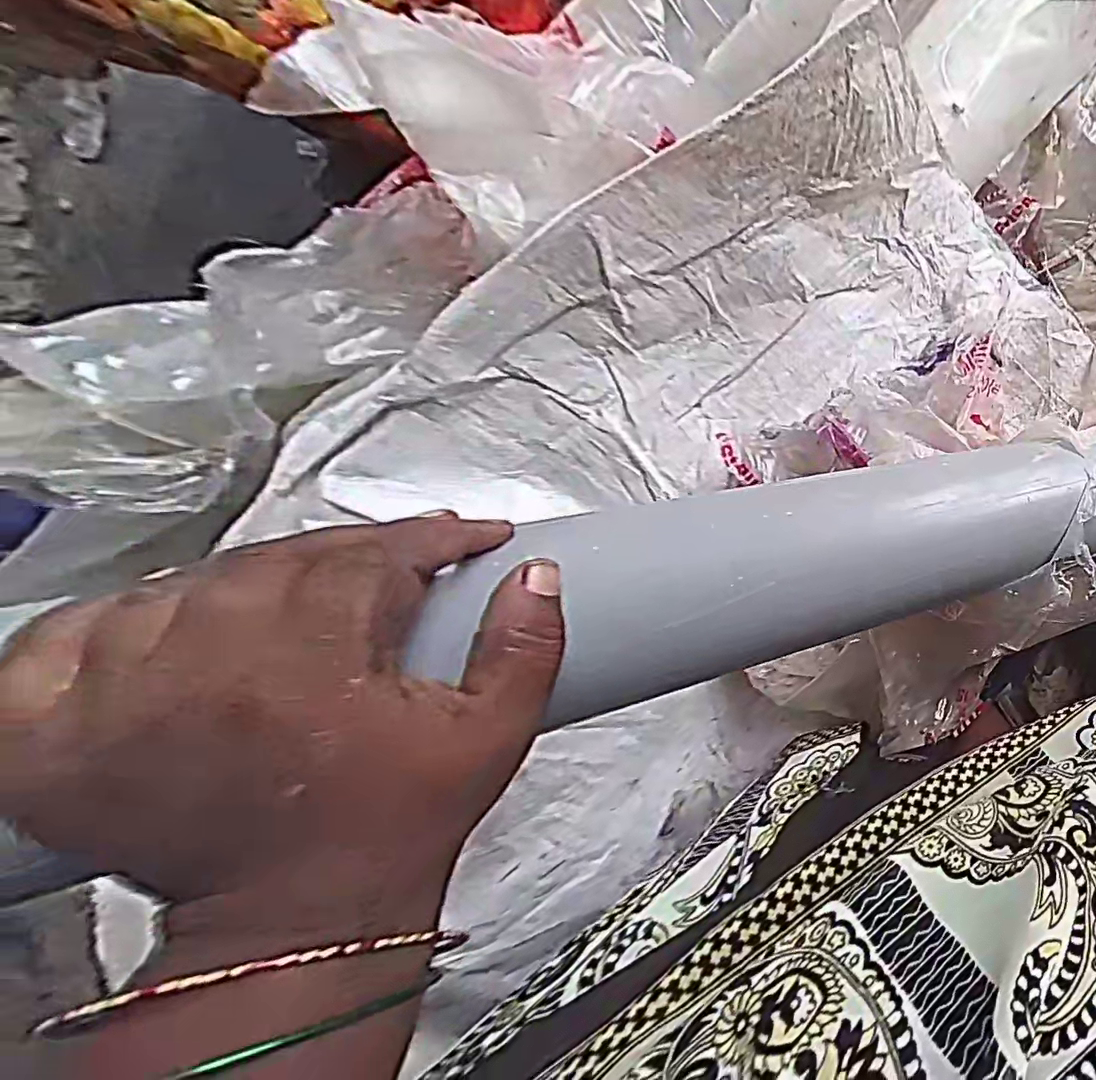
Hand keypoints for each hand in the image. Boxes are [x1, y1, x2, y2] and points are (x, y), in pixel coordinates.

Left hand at [0, 516, 564, 941]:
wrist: (305, 911)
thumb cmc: (401, 820)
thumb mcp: (500, 728)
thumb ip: (527, 646)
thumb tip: (534, 578)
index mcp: (307, 676)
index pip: (371, 559)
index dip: (432, 538)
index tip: (467, 535)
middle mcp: (197, 679)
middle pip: (282, 560)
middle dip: (362, 548)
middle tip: (410, 559)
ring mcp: (108, 708)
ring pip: (189, 582)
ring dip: (266, 572)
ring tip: (325, 589)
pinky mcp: (48, 740)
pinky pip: (72, 632)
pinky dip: (134, 610)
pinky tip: (196, 620)